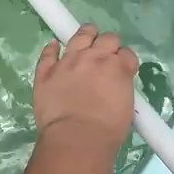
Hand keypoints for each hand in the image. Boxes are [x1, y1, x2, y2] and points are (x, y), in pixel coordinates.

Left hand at [33, 25, 138, 146]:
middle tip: (108, 55)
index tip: (124, 68)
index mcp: (118, 68)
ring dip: (86, 34)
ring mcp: (68, 61)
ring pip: (80, 36)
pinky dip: (51, 49)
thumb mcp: (127, 108)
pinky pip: (48, 53)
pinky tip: (53, 46)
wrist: (76, 139)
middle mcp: (94, 57)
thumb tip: (115, 85)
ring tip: (87, 37)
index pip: (127, 54)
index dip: (125, 60)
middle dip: (110, 45)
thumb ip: (121, 88)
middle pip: (107, 39)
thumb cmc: (107, 130)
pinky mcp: (46, 71)